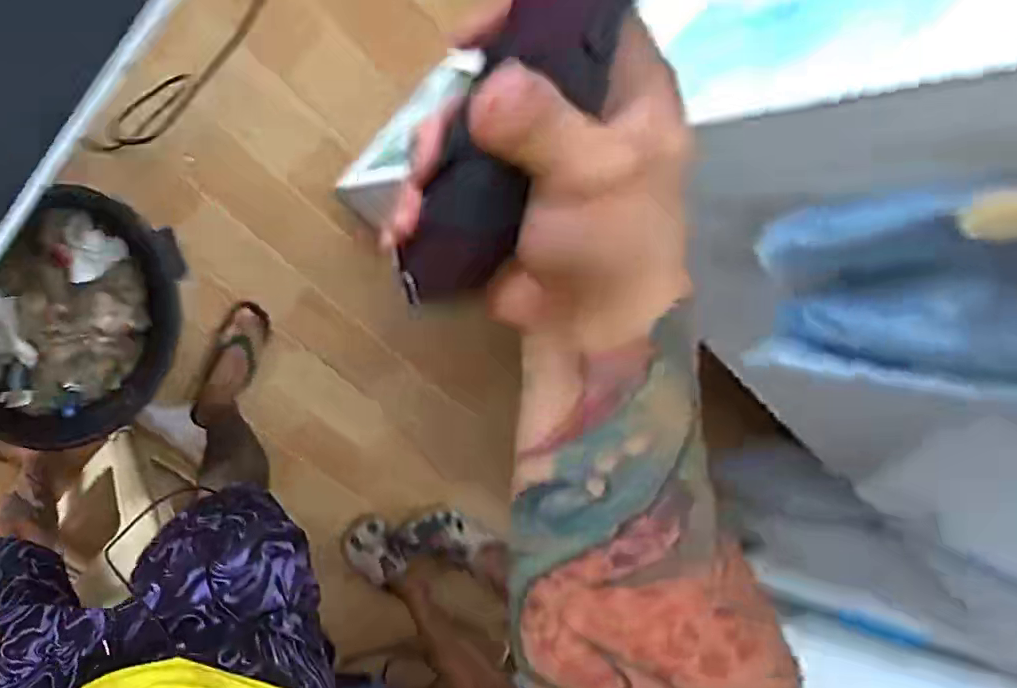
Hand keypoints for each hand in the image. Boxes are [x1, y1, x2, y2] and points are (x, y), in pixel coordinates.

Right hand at [382, 10, 692, 353]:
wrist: (583, 327)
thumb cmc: (610, 245)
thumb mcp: (591, 175)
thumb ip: (543, 125)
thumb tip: (487, 87)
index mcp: (616, 95)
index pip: (577, 24)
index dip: (524, 18)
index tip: (470, 36)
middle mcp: (565, 123)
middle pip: (495, 89)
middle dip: (449, 119)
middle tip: (426, 153)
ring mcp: (519, 171)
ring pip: (459, 145)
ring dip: (422, 174)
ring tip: (408, 212)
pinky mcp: (486, 213)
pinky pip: (443, 197)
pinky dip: (417, 213)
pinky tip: (401, 236)